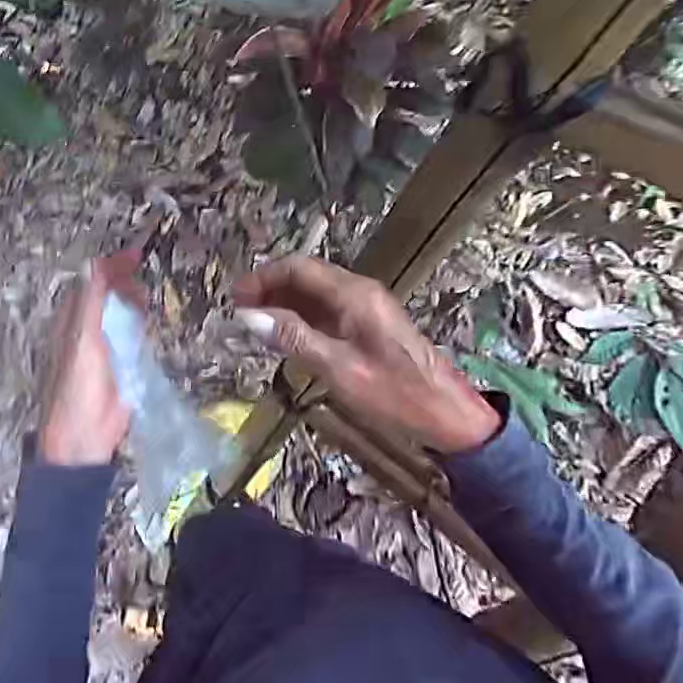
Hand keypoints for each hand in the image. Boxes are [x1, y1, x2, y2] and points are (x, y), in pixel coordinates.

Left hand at [37, 261, 129, 465]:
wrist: (84, 437)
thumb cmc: (76, 387)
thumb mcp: (82, 339)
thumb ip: (90, 302)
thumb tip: (93, 264)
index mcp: (71, 321)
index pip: (90, 283)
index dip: (110, 267)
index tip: (134, 256)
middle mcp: (87, 329)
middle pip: (108, 295)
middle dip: (125, 282)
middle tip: (142, 280)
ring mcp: (106, 346)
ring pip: (123, 314)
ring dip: (135, 303)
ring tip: (146, 301)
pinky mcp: (123, 364)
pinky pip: (135, 336)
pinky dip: (143, 326)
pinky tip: (150, 326)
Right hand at [233, 256, 500, 452]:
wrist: (448, 414)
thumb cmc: (395, 393)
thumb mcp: (340, 369)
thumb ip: (295, 339)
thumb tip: (249, 316)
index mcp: (354, 294)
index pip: (300, 268)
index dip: (264, 278)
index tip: (235, 297)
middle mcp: (358, 292)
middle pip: (306, 276)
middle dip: (270, 288)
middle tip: (239, 310)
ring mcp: (365, 308)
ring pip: (315, 294)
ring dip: (283, 303)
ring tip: (254, 323)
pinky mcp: (367, 325)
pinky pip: (326, 311)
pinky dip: (301, 318)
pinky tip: (284, 335)